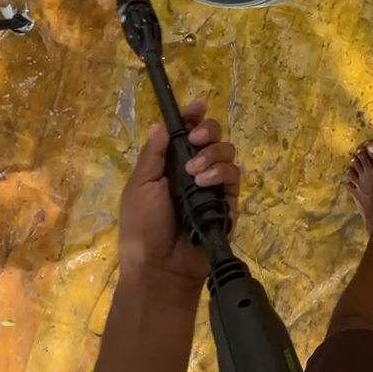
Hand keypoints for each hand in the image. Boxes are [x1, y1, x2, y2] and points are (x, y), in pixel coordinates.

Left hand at [119, 100, 240, 289]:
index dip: (194, 118)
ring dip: (212, 154)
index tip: (197, 106)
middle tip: (197, 137)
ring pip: (226, 152)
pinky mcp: (228, 199)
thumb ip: (153, 156)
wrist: (160, 265)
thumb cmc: (142, 227)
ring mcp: (214, 184)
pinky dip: (220, 173)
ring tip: (195, 171)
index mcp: (171, 166)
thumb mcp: (139, 188)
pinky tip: (205, 182)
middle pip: (212, 137)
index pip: (187, 134)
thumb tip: (160, 125)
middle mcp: (195, 170)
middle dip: (208, 130)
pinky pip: (233, 175)